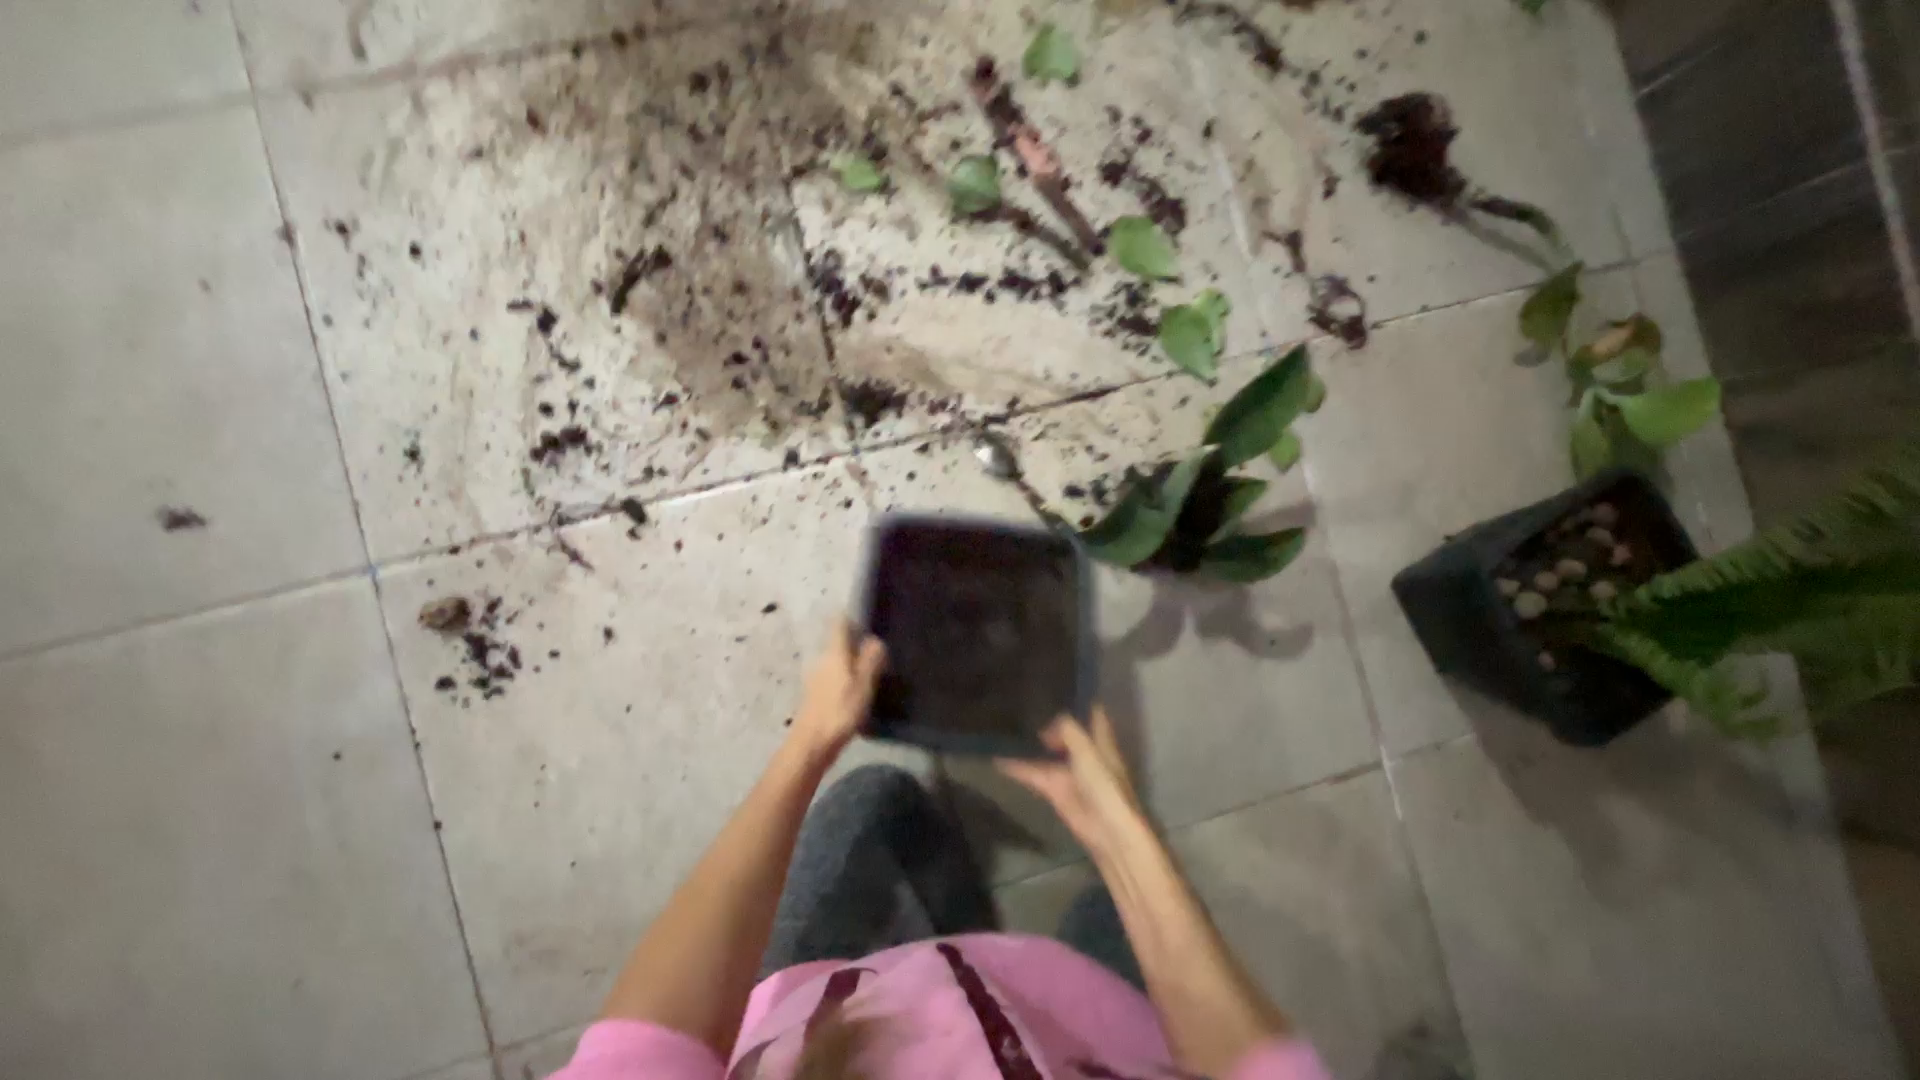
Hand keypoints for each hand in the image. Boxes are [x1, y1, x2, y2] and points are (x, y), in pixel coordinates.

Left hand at [788, 619, 887, 760]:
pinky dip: (846, 677)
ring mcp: (816, 678)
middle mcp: (822, 660)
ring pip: (836, 660)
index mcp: (834, 653)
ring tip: (874, 667)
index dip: (851, 617)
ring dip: (852, 661)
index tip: (868, 617)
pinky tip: (859, 689)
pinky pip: (834, 677)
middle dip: (856, 640)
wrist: (811, 745)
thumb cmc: (839, 712)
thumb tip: (875, 639)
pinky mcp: (816, 695)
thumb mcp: (862, 686)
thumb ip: (870, 661)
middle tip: (879, 645)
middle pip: (838, 642)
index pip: (839, 623)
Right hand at [996, 707, 1145, 863]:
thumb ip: (1068, 730)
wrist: (1107, 829)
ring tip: (1006, 724)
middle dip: (1049, 719)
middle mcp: (1083, 752)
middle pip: (1065, 731)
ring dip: (1030, 743)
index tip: (1061, 683)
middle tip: (1023, 701)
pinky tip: (998, 757)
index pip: (1092, 714)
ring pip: (1046, 752)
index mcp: (1100, 740)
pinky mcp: (1054, 789)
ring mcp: (1068, 771)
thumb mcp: (1087, 751)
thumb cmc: (1105, 785)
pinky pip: (1033, 773)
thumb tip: (1049, 723)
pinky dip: (1017, 767)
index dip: (1080, 699)